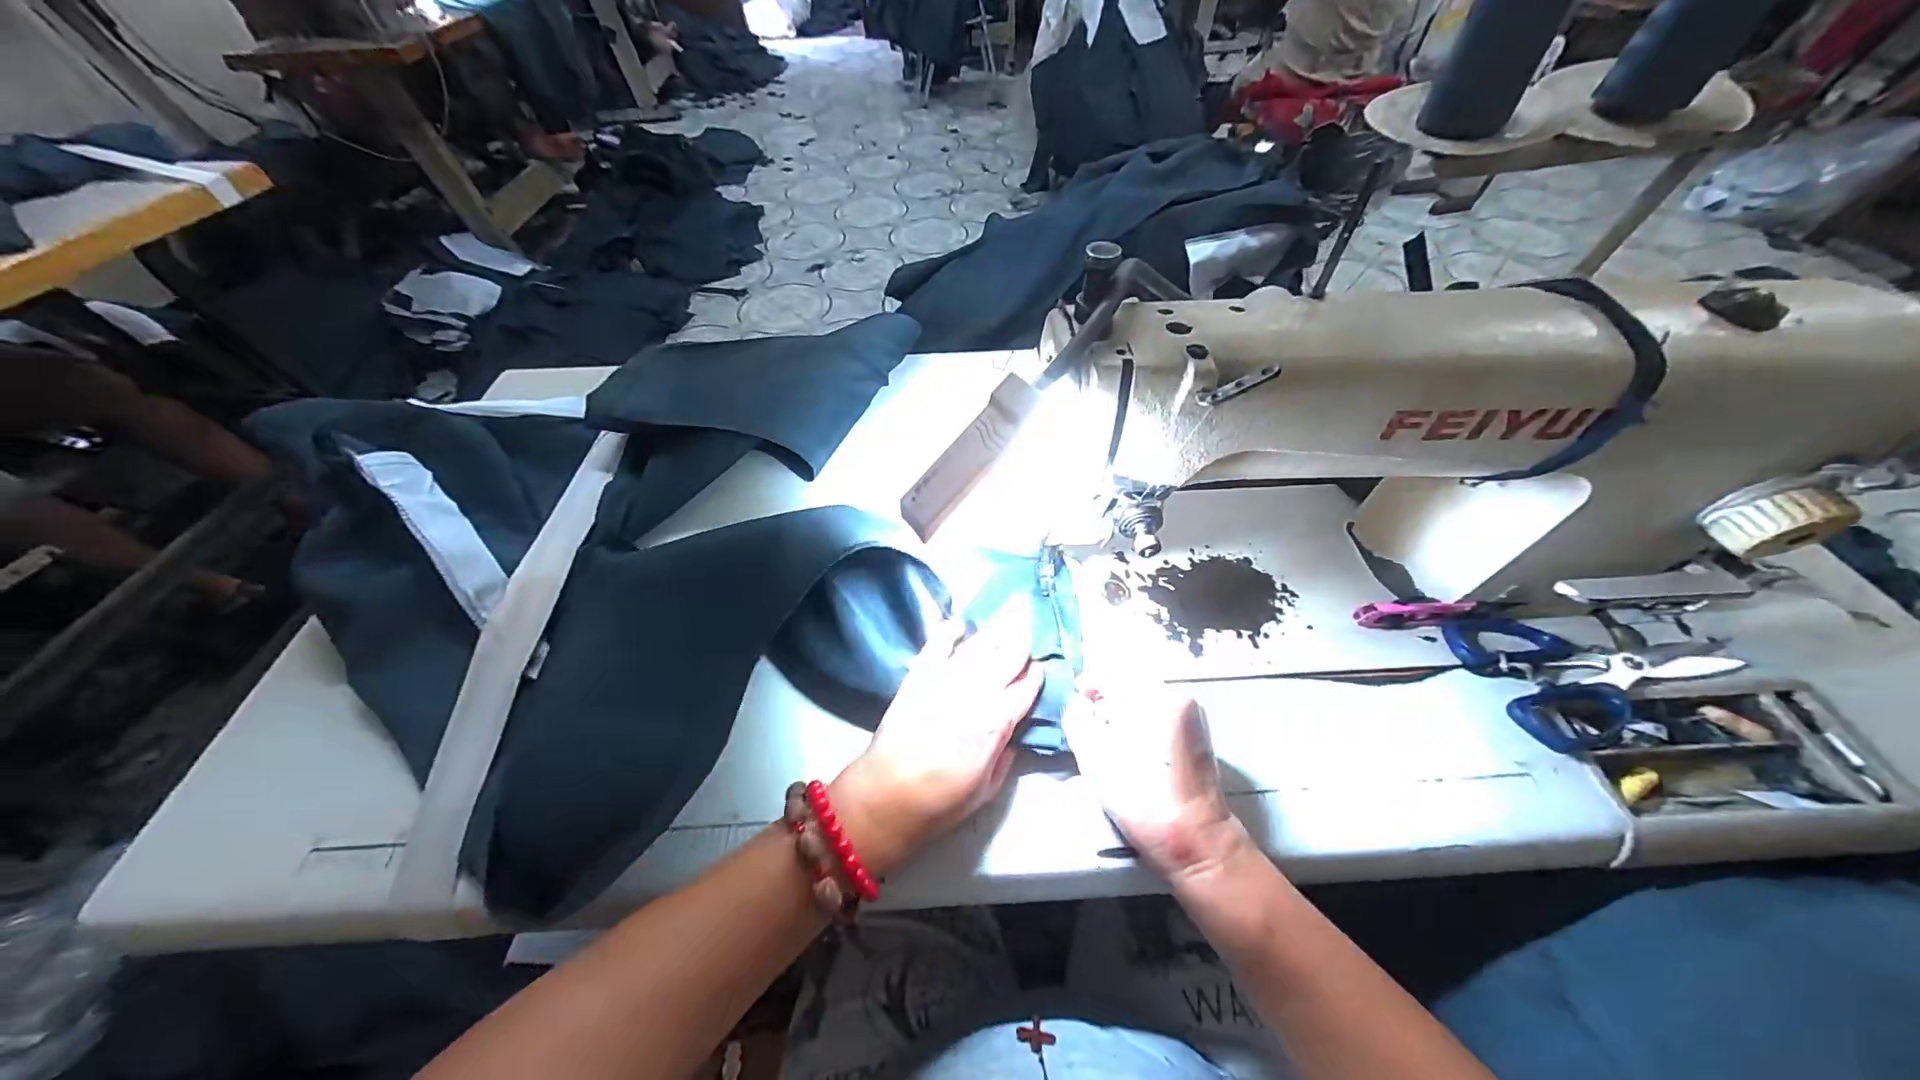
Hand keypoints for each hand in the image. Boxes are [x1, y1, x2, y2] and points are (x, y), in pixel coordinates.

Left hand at [831, 618, 1043, 874]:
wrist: (886, 795)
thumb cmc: (940, 802)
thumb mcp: (986, 789)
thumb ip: (1004, 757)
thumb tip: (1011, 736)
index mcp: (996, 722)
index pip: (1026, 688)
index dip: (1036, 676)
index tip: (1041, 668)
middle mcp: (975, 692)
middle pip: (1008, 655)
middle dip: (1022, 641)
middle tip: (1030, 629)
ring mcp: (945, 679)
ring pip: (979, 645)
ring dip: (997, 630)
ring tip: (1010, 617)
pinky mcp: (919, 675)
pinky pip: (938, 644)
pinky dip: (950, 630)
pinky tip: (961, 624)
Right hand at [1062, 676, 1249, 883]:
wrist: (1198, 844)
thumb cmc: (1144, 802)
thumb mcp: (1095, 760)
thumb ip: (1077, 719)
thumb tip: (1076, 701)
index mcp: (1156, 698)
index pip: (1109, 674)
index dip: (1085, 687)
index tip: (1075, 707)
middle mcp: (1179, 696)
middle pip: (1127, 686)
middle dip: (1105, 704)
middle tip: (1090, 731)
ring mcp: (1193, 714)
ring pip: (1143, 701)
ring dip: (1122, 716)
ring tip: (1110, 745)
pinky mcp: (1198, 733)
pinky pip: (1159, 715)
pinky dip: (1141, 726)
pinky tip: (1134, 753)